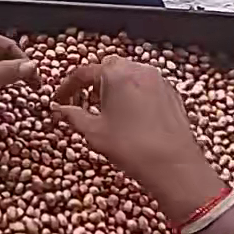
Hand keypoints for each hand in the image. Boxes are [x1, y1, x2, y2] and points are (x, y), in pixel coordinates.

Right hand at [50, 55, 227, 218]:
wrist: (173, 165)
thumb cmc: (130, 146)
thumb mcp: (93, 132)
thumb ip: (73, 115)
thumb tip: (61, 109)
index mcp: (115, 74)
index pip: (83, 73)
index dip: (67, 87)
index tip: (60, 99)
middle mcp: (138, 69)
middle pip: (107, 68)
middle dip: (92, 83)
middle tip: (82, 102)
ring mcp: (158, 80)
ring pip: (128, 74)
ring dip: (113, 87)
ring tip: (105, 110)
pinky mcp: (171, 93)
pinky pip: (145, 85)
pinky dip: (132, 94)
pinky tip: (128, 115)